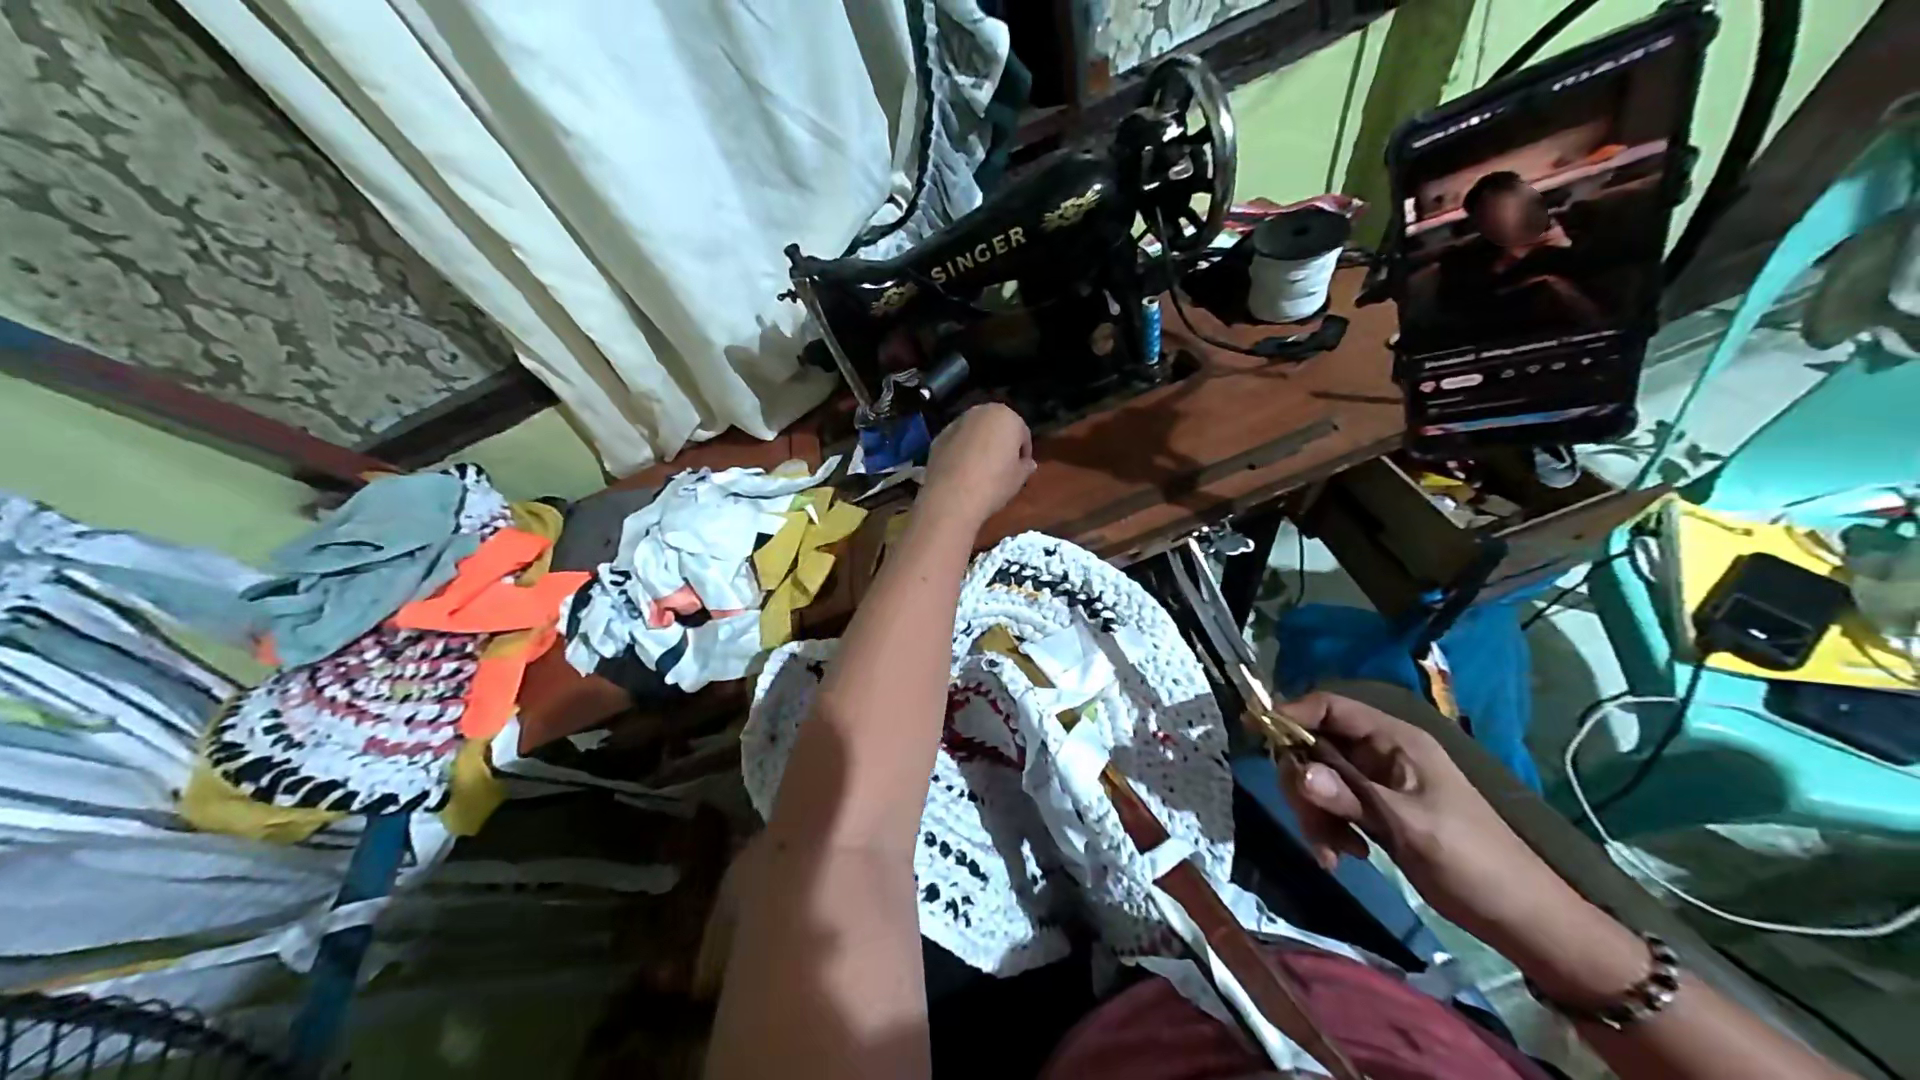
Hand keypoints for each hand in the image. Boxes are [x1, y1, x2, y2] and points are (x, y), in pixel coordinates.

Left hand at [920, 403, 1034, 527]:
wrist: (952, 497)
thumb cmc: (994, 483)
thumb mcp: (1019, 478)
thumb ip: (1025, 466)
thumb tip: (1028, 463)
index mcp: (1006, 416)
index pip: (1022, 433)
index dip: (1023, 452)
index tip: (1021, 469)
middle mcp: (980, 412)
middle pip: (996, 427)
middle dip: (1000, 443)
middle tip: (1002, 467)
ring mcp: (955, 423)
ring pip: (974, 433)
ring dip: (979, 445)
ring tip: (980, 470)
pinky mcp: (938, 438)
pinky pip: (956, 443)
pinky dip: (961, 452)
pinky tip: (962, 472)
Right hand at [1277, 692, 1575, 944]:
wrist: (1519, 916)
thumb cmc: (1473, 861)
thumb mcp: (1408, 827)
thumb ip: (1350, 796)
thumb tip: (1298, 773)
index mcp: (1395, 740)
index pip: (1330, 706)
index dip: (1291, 713)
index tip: (1257, 732)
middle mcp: (1380, 752)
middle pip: (1315, 745)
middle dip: (1303, 782)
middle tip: (1308, 821)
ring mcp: (1376, 781)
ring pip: (1318, 778)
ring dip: (1315, 813)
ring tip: (1334, 853)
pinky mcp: (1374, 809)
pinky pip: (1331, 804)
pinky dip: (1328, 828)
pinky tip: (1344, 857)